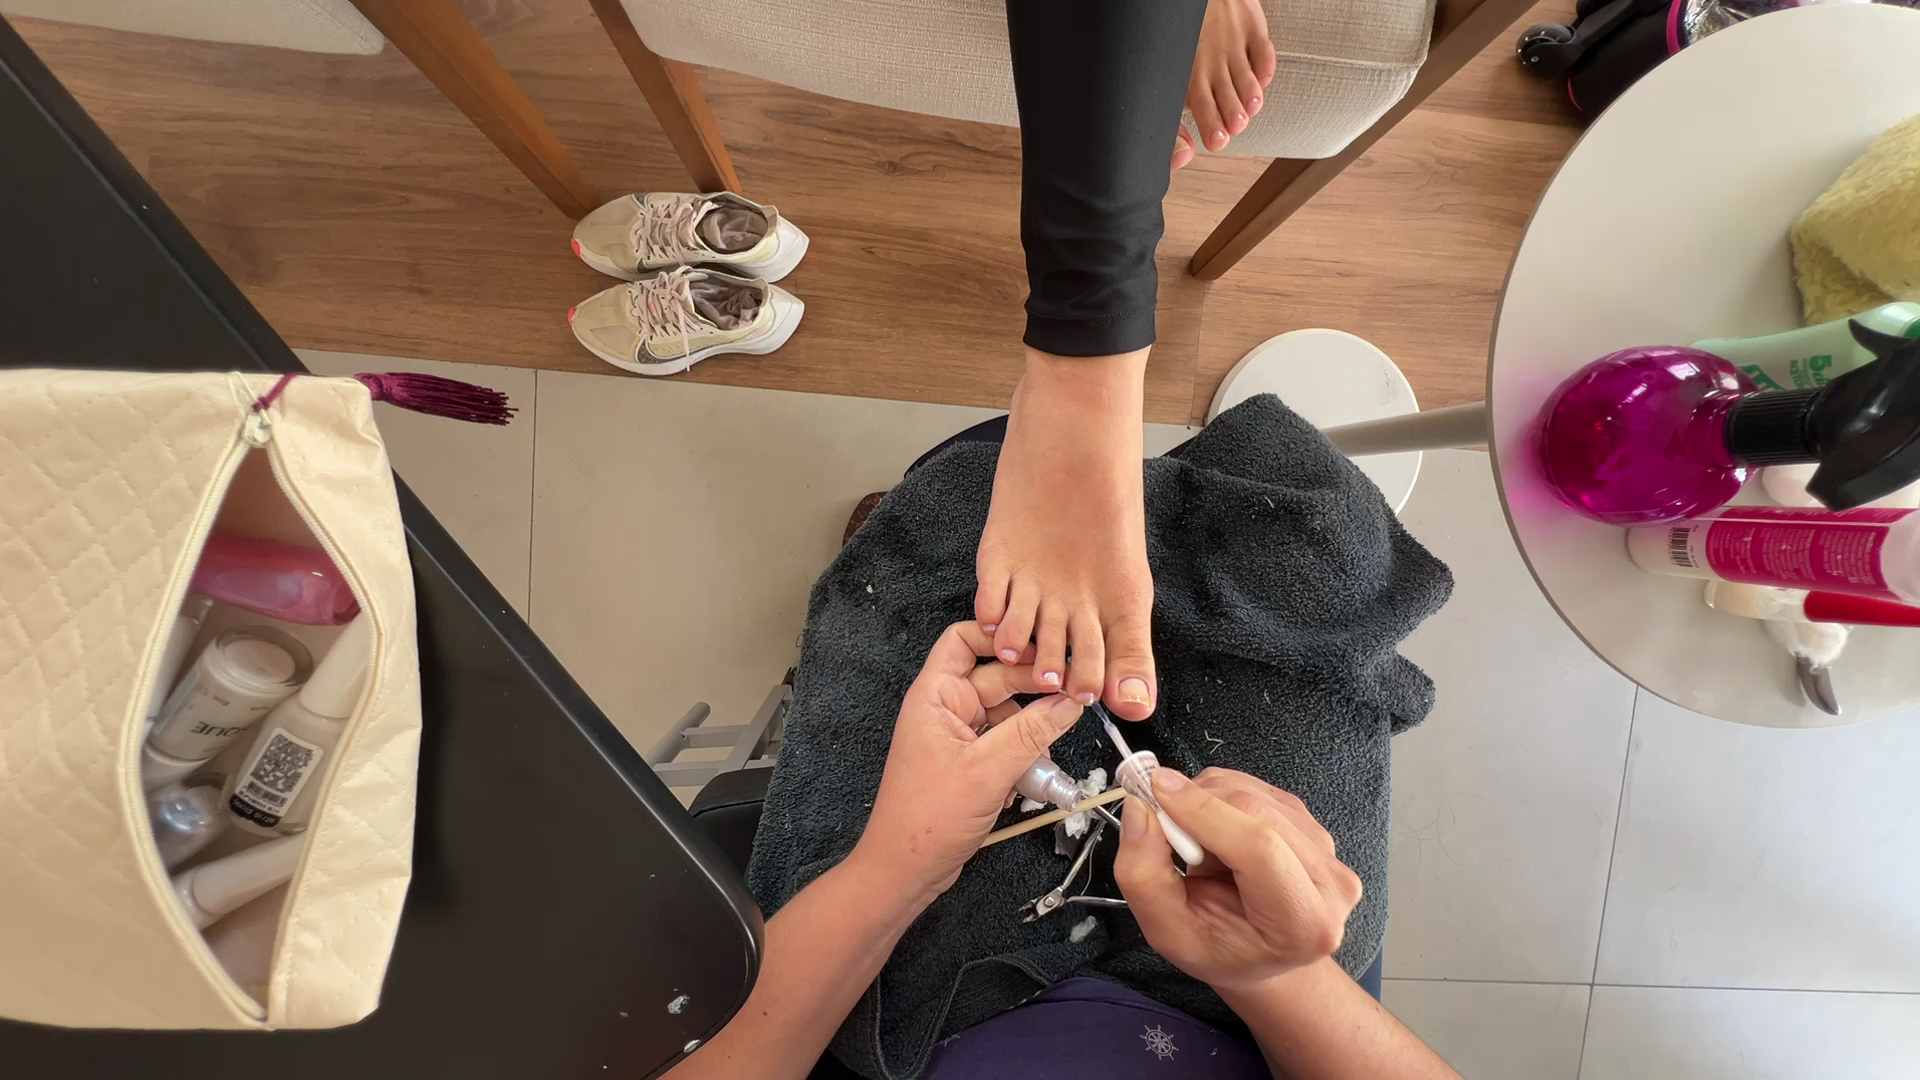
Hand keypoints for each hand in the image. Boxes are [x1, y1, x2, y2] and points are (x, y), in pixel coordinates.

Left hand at [850, 622, 1085, 903]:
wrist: (905, 871)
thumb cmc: (930, 817)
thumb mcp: (988, 770)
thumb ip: (1032, 732)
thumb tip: (1072, 700)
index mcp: (936, 693)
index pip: (965, 639)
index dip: (1000, 637)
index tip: (1042, 647)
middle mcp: (947, 706)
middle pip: (997, 676)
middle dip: (1033, 686)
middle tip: (1075, 693)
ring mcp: (959, 733)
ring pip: (1007, 711)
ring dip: (1033, 725)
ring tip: (1059, 737)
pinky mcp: (971, 759)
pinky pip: (1005, 740)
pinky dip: (1024, 751)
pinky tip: (1039, 771)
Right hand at [1114, 767, 1362, 992]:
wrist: (1256, 948)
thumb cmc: (1215, 946)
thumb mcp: (1164, 929)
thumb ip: (1143, 874)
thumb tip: (1140, 807)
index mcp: (1304, 923)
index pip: (1259, 849)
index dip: (1203, 811)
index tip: (1155, 791)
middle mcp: (1330, 880)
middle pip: (1253, 811)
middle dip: (1195, 804)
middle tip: (1164, 829)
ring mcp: (1324, 844)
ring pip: (1248, 790)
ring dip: (1203, 798)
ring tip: (1196, 843)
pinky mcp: (1306, 818)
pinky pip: (1250, 784)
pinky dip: (1216, 794)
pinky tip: (1214, 829)